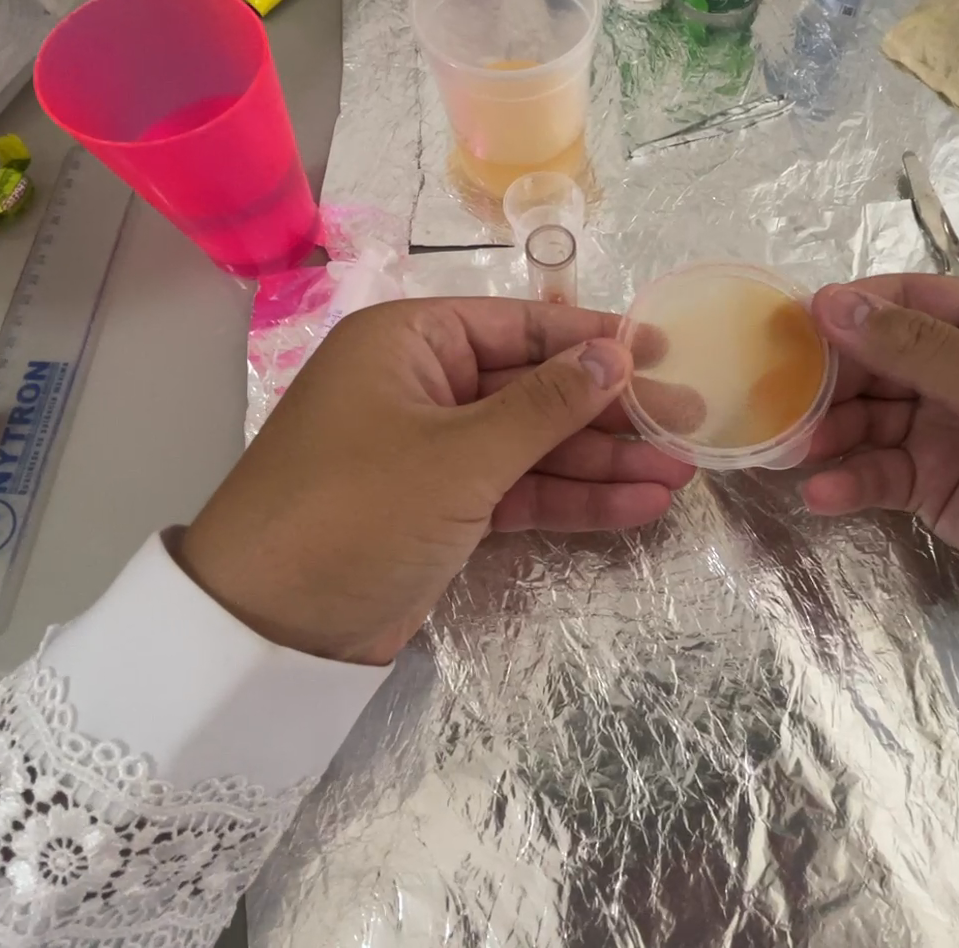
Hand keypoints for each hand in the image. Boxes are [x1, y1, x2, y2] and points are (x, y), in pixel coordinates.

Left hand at [181, 298, 694, 664]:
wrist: (270, 629)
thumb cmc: (357, 510)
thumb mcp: (460, 453)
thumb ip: (546, 404)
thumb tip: (618, 353)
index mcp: (411, 343)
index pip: (521, 327)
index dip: (594, 340)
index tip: (663, 350)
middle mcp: (427, 387)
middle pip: (536, 390)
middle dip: (611, 412)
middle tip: (688, 424)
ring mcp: (439, 451)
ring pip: (536, 446)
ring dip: (604, 463)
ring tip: (680, 474)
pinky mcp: (449, 507)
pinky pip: (521, 491)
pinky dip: (574, 500)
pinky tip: (638, 506)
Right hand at [802, 275, 958, 593]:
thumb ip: (922, 351)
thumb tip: (832, 302)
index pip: (907, 301)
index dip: (849, 311)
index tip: (790, 329)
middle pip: (875, 361)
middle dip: (830, 381)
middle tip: (783, 402)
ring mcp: (945, 428)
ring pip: (867, 418)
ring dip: (830, 434)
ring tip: (796, 453)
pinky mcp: (933, 483)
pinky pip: (878, 473)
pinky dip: (849, 482)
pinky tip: (824, 495)